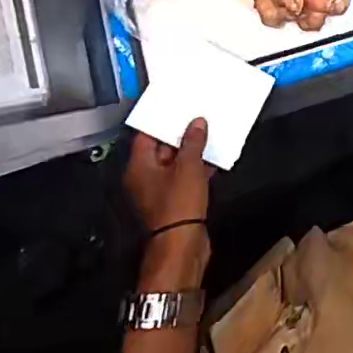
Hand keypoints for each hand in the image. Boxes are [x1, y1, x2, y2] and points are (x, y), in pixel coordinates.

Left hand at [124, 120, 212, 288]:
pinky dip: (197, 169)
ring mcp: (159, 191)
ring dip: (191, 152)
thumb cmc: (179, 203)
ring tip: (210, 134)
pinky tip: (213, 159)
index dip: (162, 120)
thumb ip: (193, 142)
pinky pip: (184, 178)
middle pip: (161, 149)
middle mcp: (145, 177)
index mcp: (139, 166)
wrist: (184, 245)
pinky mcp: (174, 202)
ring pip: (175, 164)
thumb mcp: (188, 166)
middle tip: (197, 117)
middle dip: (180, 135)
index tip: (177, 108)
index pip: (146, 135)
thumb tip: (197, 123)